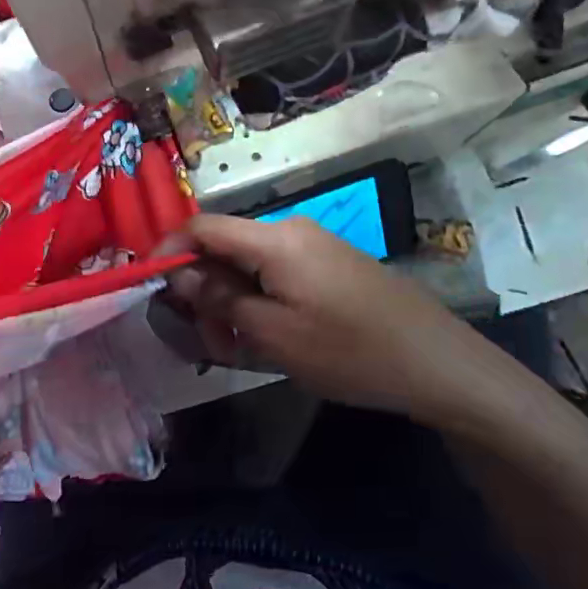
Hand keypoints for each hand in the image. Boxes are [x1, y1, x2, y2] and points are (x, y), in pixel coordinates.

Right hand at [162, 216, 542, 423]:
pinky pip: (278, 272)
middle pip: (226, 246)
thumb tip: (183, 276)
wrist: (438, 362)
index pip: (204, 226)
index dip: (170, 250)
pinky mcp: (331, 264)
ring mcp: (315, 245)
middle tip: (203, 339)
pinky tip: (266, 335)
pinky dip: (258, 299)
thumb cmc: (350, 351)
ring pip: (250, 264)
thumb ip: (222, 301)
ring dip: (231, 300)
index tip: (149, 284)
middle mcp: (292, 229)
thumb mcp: (275, 335)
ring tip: (234, 348)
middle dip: (204, 289)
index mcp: (275, 239)